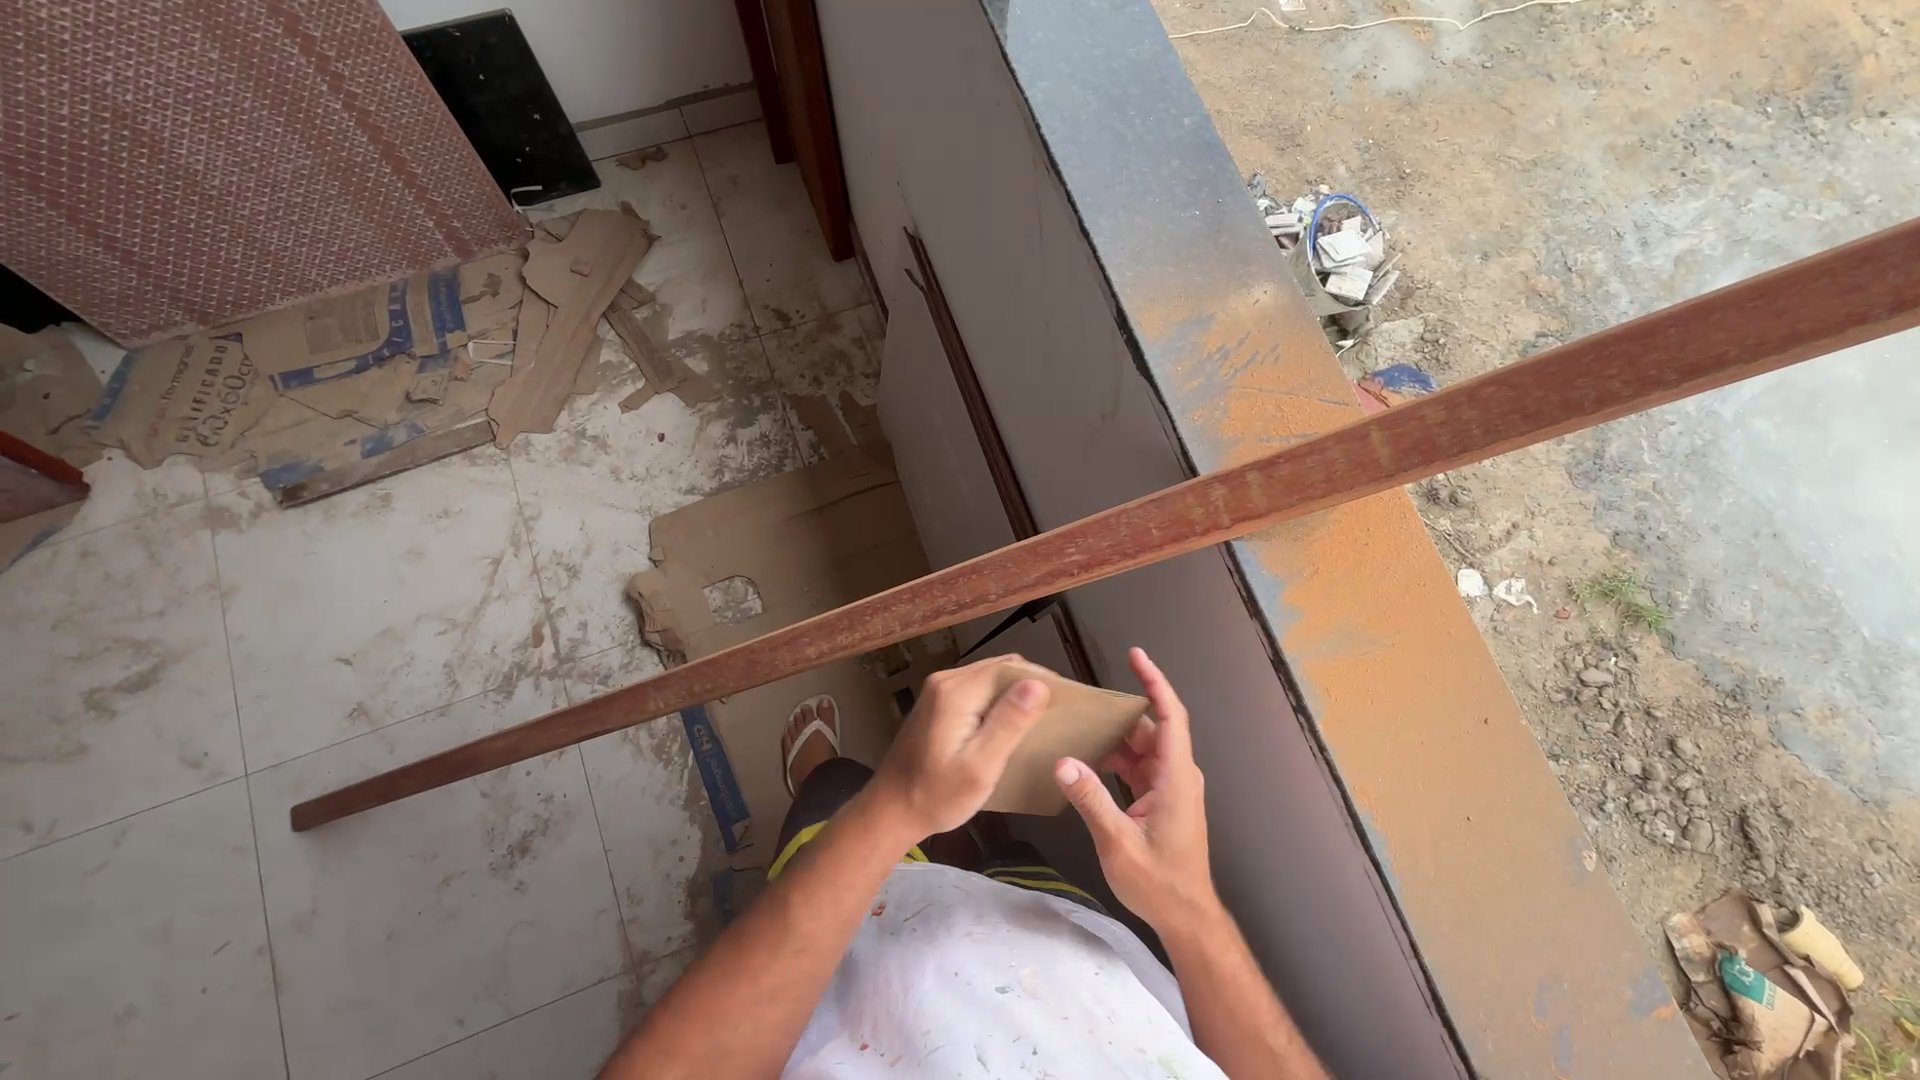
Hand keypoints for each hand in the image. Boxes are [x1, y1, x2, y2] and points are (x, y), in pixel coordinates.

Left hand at [869, 655, 1050, 839]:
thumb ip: (1008, 723)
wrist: (891, 811)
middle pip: (1000, 670)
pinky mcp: (938, 703)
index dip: (1041, 681)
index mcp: (955, 691)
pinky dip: (998, 702)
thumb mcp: (979, 766)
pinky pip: (978, 690)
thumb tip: (1038, 684)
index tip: (1067, 704)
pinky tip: (1011, 726)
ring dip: (1015, 695)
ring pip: (990, 679)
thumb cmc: (936, 795)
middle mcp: (946, 681)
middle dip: (1030, 686)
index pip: (1010, 669)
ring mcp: (939, 690)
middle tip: (1057, 715)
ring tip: (1040, 721)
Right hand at [1054, 647, 1218, 930]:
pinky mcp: (1161, 800)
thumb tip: (1064, 762)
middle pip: (1149, 729)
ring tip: (1079, 726)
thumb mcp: (1118, 842)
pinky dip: (1115, 759)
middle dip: (1118, 711)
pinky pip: (1138, 766)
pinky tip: (1088, 759)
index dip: (1154, 682)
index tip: (1136, 656)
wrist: (1185, 916)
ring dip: (1113, 738)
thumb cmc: (1159, 882)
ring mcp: (1170, 788)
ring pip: (1142, 748)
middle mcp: (1177, 775)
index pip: (1169, 717)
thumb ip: (1091, 799)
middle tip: (1083, 700)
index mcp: (1175, 778)